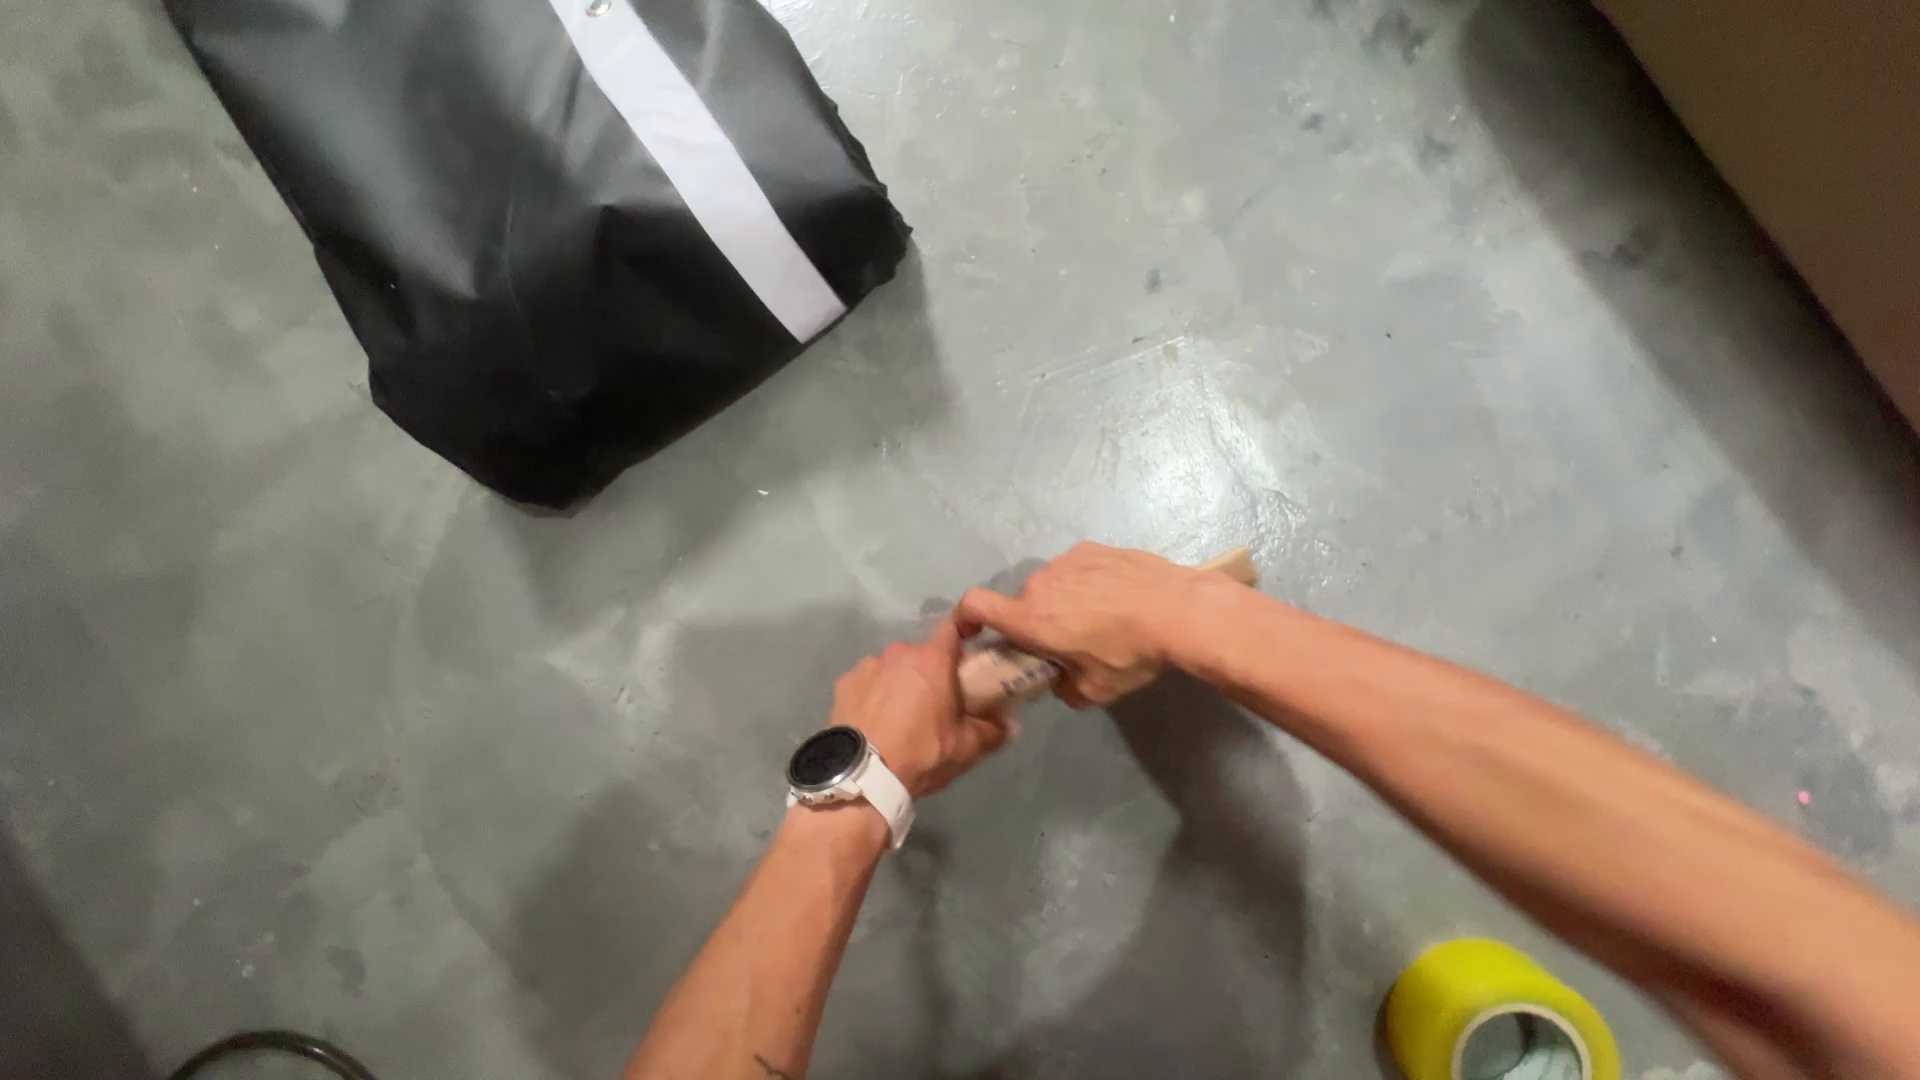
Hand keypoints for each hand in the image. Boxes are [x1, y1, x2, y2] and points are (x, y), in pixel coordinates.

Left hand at [831, 618, 1018, 797]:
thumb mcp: (965, 748)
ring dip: (899, 682)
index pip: (953, 627)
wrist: (863, 776)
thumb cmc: (921, 753)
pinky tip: (873, 720)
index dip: (963, 634)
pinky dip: (872, 694)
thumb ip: (992, 731)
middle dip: (930, 671)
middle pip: (922, 653)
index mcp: (933, 659)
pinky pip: (866, 682)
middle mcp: (899, 652)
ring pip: (892, 667)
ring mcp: (868, 665)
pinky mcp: (844, 683)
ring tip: (899, 715)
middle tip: (935, 701)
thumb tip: (1012, 725)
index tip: (968, 652)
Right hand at [954, 543, 1214, 707]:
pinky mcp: (1093, 548)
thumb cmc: (1129, 654)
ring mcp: (1067, 561)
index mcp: (1030, 617)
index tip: (975, 631)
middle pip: (1024, 604)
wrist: (1178, 610)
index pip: (975, 605)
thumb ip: (1066, 690)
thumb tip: (1061, 683)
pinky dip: (1087, 582)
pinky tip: (1118, 596)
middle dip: (1037, 622)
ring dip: (1064, 600)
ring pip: (1053, 585)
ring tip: (1103, 617)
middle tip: (1069, 641)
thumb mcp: (1096, 690)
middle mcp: (1040, 584)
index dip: (966, 617)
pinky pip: (1077, 568)